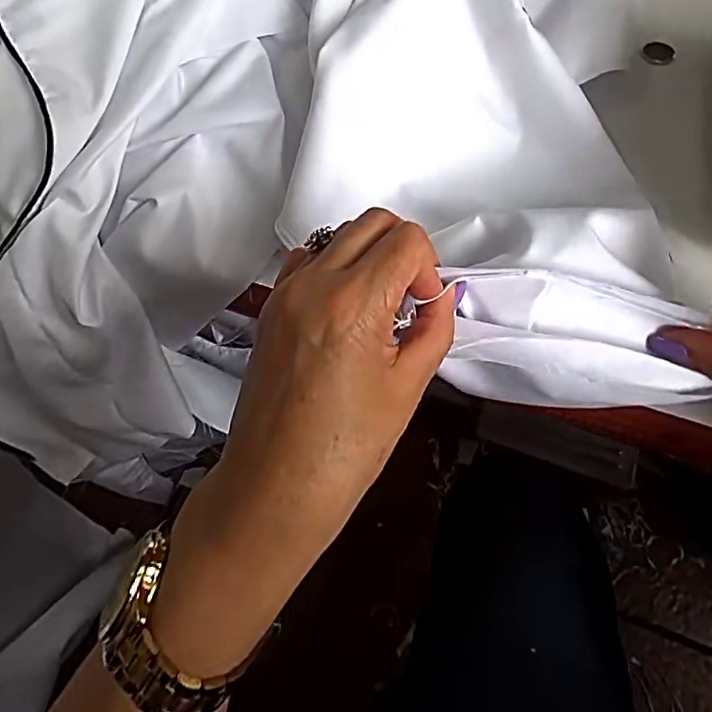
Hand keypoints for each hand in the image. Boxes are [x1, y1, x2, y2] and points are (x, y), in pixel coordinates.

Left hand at [150, 208, 455, 675]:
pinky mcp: (272, 305)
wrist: (273, 490)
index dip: (429, 268)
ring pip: (343, 233)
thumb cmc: (342, 452)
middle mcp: (313, 286)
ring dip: (372, 253)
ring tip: (380, 304)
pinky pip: (311, 256)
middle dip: (404, 249)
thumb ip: (434, 326)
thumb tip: (439, 295)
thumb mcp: (410, 385)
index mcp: (353, 306)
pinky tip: (348, 307)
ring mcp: (286, 292)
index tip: (423, 305)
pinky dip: (338, 264)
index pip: (407, 239)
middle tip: (409, 296)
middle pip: (375, 221)